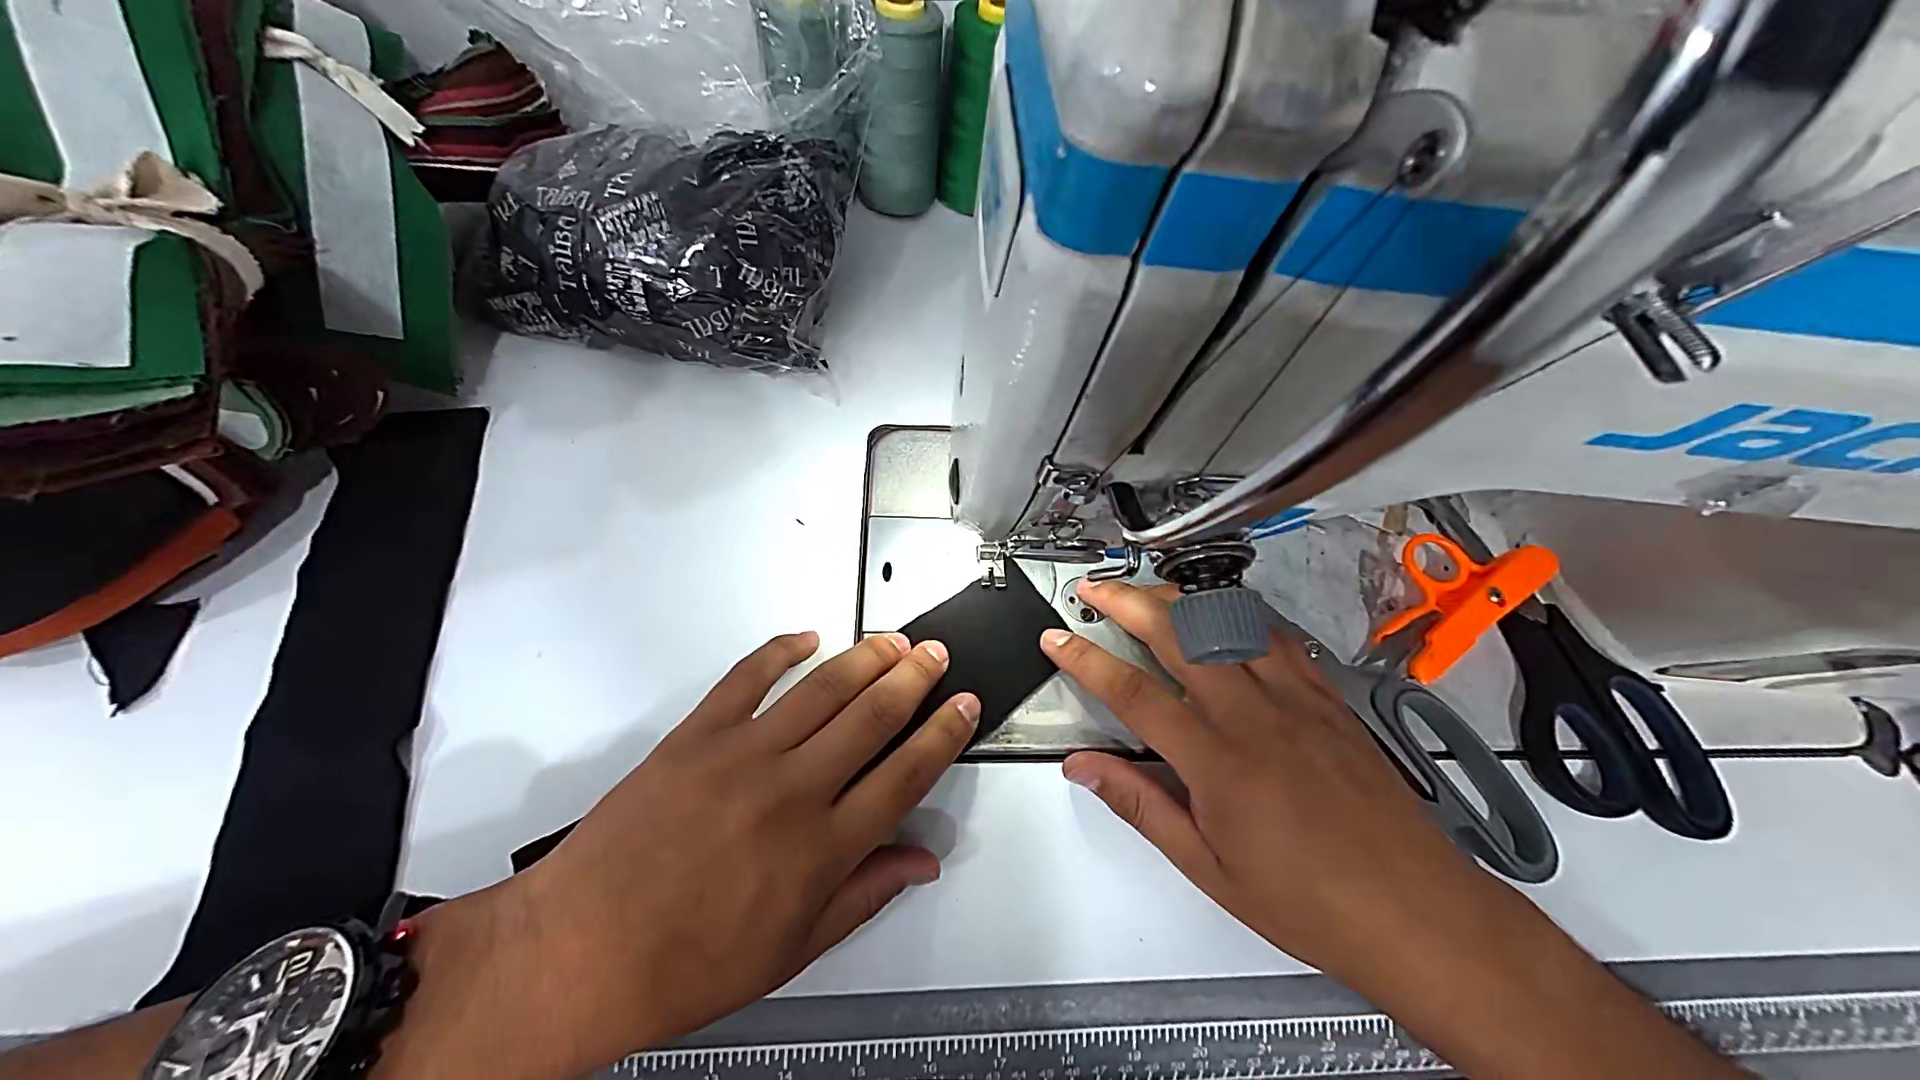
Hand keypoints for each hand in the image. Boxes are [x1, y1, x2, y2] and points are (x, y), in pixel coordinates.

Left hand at [378, 632, 978, 1078]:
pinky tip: (806, 637)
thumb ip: (865, 895)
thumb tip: (921, 862)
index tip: (962, 706)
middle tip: (935, 653)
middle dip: (914, 678)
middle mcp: (792, 792)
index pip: (905, 775)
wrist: (577, 953)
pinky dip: (780, 650)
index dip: (943, 734)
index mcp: (822, 849)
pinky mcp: (695, 736)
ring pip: (822, 689)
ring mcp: (742, 756)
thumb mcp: (792, 948)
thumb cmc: (685, 964)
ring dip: (866, 658)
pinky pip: (746, 678)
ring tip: (893, 640)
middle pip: (872, 716)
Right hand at [1043, 582, 1744, 1079]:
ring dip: (1182, 598)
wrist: (1417, 914)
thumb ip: (1140, 803)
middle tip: (1094, 585)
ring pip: (1230, 624)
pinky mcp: (1330, 699)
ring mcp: (1298, 700)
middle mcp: (1255, 715)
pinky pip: (1280, 639)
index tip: (1056, 637)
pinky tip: (1225, 614)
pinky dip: (1242, 616)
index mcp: (1218, 762)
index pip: (1133, 693)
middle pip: (1180, 634)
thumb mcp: (1207, 866)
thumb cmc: (1307, 901)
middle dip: (1127, 601)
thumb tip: (1083, 767)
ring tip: (1148, 589)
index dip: (1085, 659)